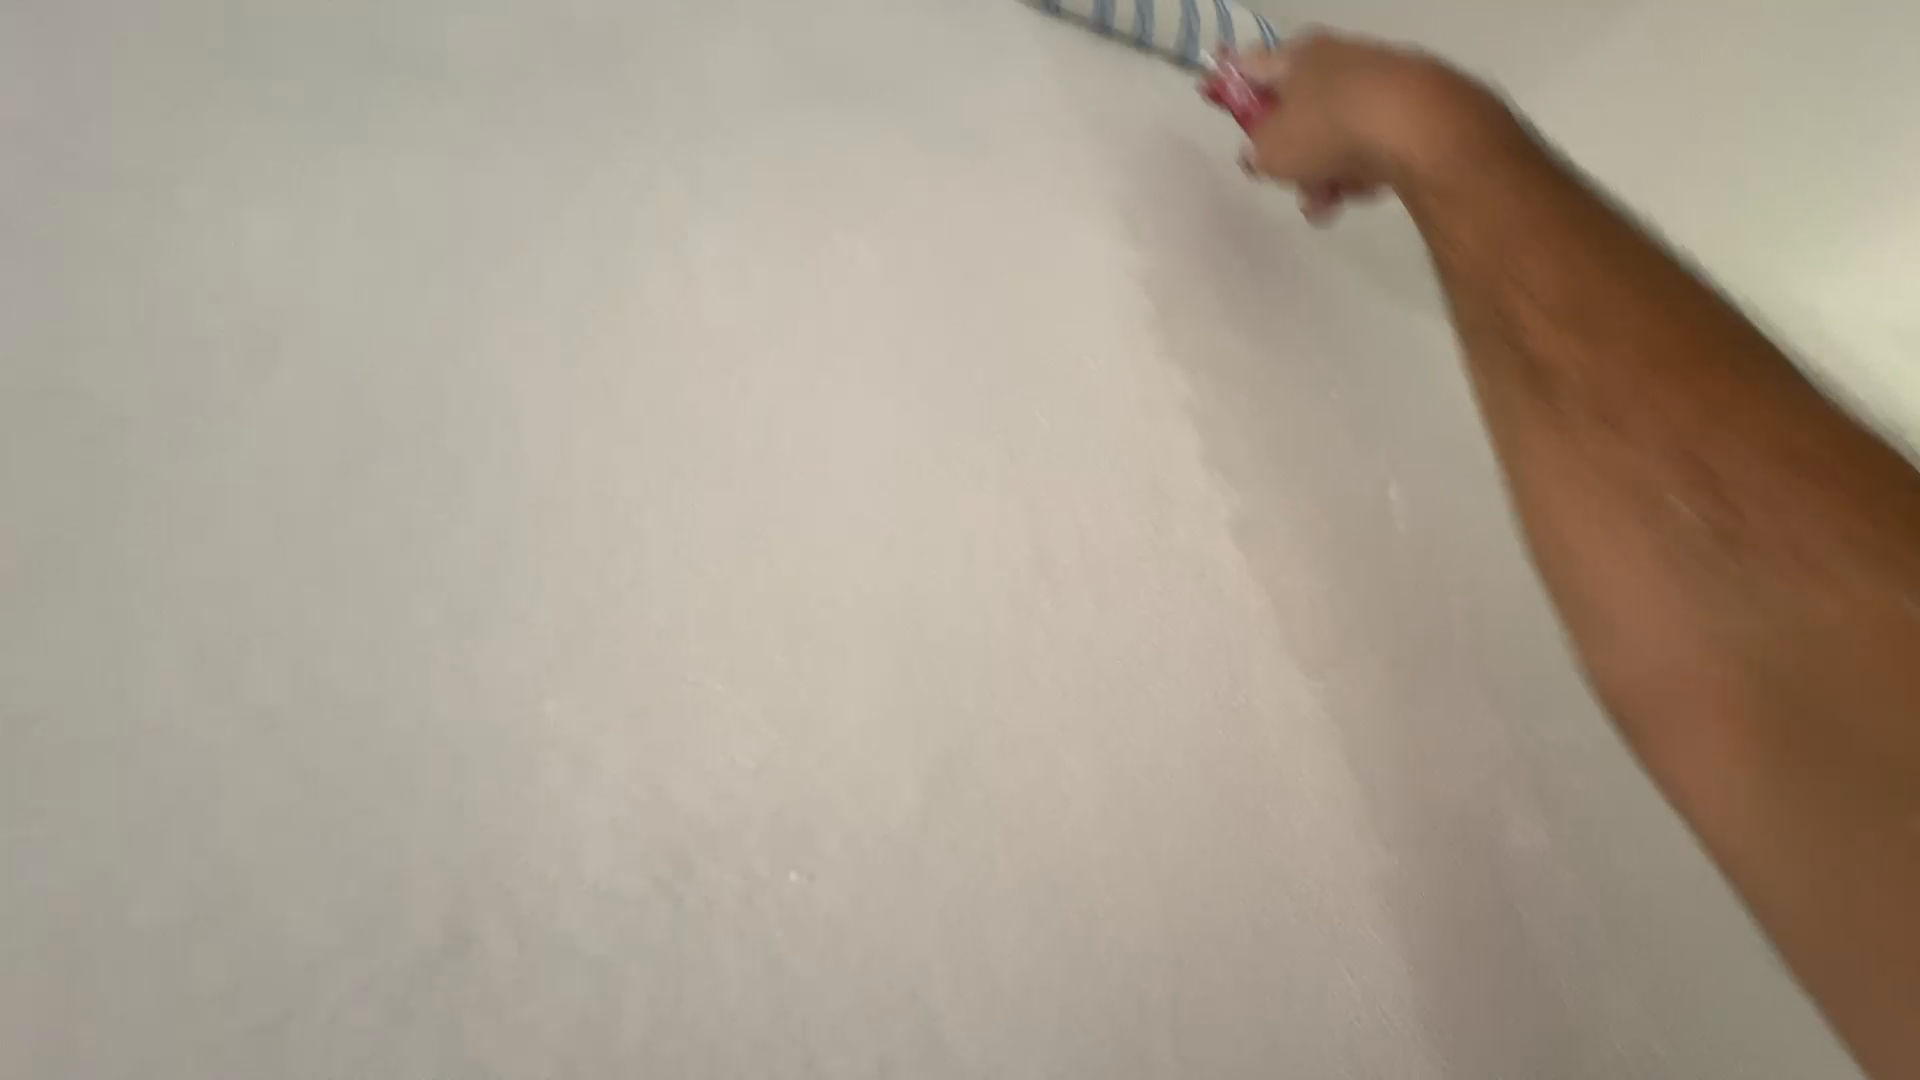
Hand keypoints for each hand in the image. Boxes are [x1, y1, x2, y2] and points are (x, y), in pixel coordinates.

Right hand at [1226, 31, 1493, 224]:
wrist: (1415, 129)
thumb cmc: (1325, 130)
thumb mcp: (1267, 151)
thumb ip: (1253, 153)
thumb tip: (1261, 154)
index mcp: (1297, 58)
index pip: (1249, 67)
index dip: (1228, 83)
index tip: (1209, 89)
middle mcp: (1336, 62)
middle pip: (1293, 116)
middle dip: (1288, 159)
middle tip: (1284, 180)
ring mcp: (1372, 85)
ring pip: (1327, 141)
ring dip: (1319, 178)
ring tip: (1325, 201)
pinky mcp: (1404, 112)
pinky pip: (1362, 150)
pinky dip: (1353, 175)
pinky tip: (1355, 195)